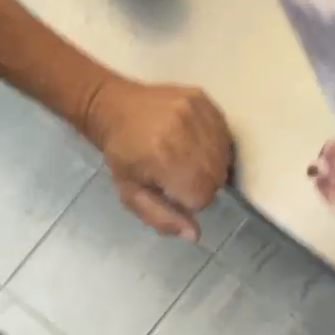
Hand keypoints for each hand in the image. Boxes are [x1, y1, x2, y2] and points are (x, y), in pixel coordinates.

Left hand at [83, 77, 233, 239]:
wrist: (110, 104)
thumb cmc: (122, 154)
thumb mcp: (132, 194)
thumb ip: (162, 218)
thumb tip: (195, 235)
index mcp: (163, 158)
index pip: (202, 197)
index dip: (191, 199)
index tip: (176, 189)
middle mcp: (182, 131)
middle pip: (216, 177)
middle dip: (203, 183)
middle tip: (183, 174)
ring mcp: (194, 112)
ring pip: (223, 156)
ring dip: (212, 164)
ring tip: (190, 158)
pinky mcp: (201, 99)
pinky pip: (225, 134)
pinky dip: (217, 144)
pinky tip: (197, 142)